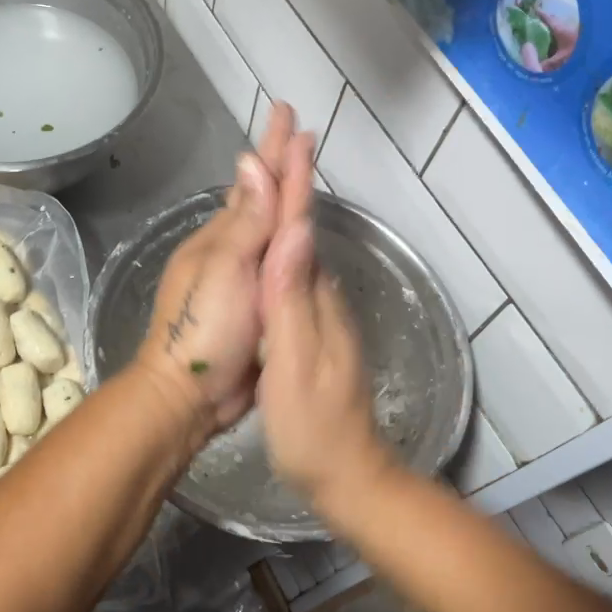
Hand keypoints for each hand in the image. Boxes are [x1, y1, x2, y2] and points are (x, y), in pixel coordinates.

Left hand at [132, 103, 313, 438]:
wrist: (188, 394)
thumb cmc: (203, 328)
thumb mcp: (225, 269)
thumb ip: (247, 222)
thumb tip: (251, 164)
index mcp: (222, 236)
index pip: (257, 183)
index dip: (274, 149)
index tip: (286, 112)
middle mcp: (232, 250)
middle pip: (263, 200)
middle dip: (281, 165)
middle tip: (301, 133)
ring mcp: (241, 279)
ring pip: (269, 229)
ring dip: (284, 198)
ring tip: (298, 171)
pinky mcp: (256, 308)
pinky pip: (276, 264)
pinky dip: (284, 241)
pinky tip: (290, 235)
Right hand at [257, 160, 391, 498]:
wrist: (348, 478)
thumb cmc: (314, 430)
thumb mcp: (295, 368)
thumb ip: (291, 303)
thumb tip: (292, 232)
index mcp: (315, 302)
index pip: (301, 228)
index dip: (293, 180)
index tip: (287, 132)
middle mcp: (321, 301)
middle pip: (302, 230)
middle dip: (289, 182)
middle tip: (272, 136)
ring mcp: (318, 320)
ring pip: (297, 252)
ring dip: (284, 209)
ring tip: (262, 174)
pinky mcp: (310, 338)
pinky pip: (291, 278)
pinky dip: (278, 248)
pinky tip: (264, 248)